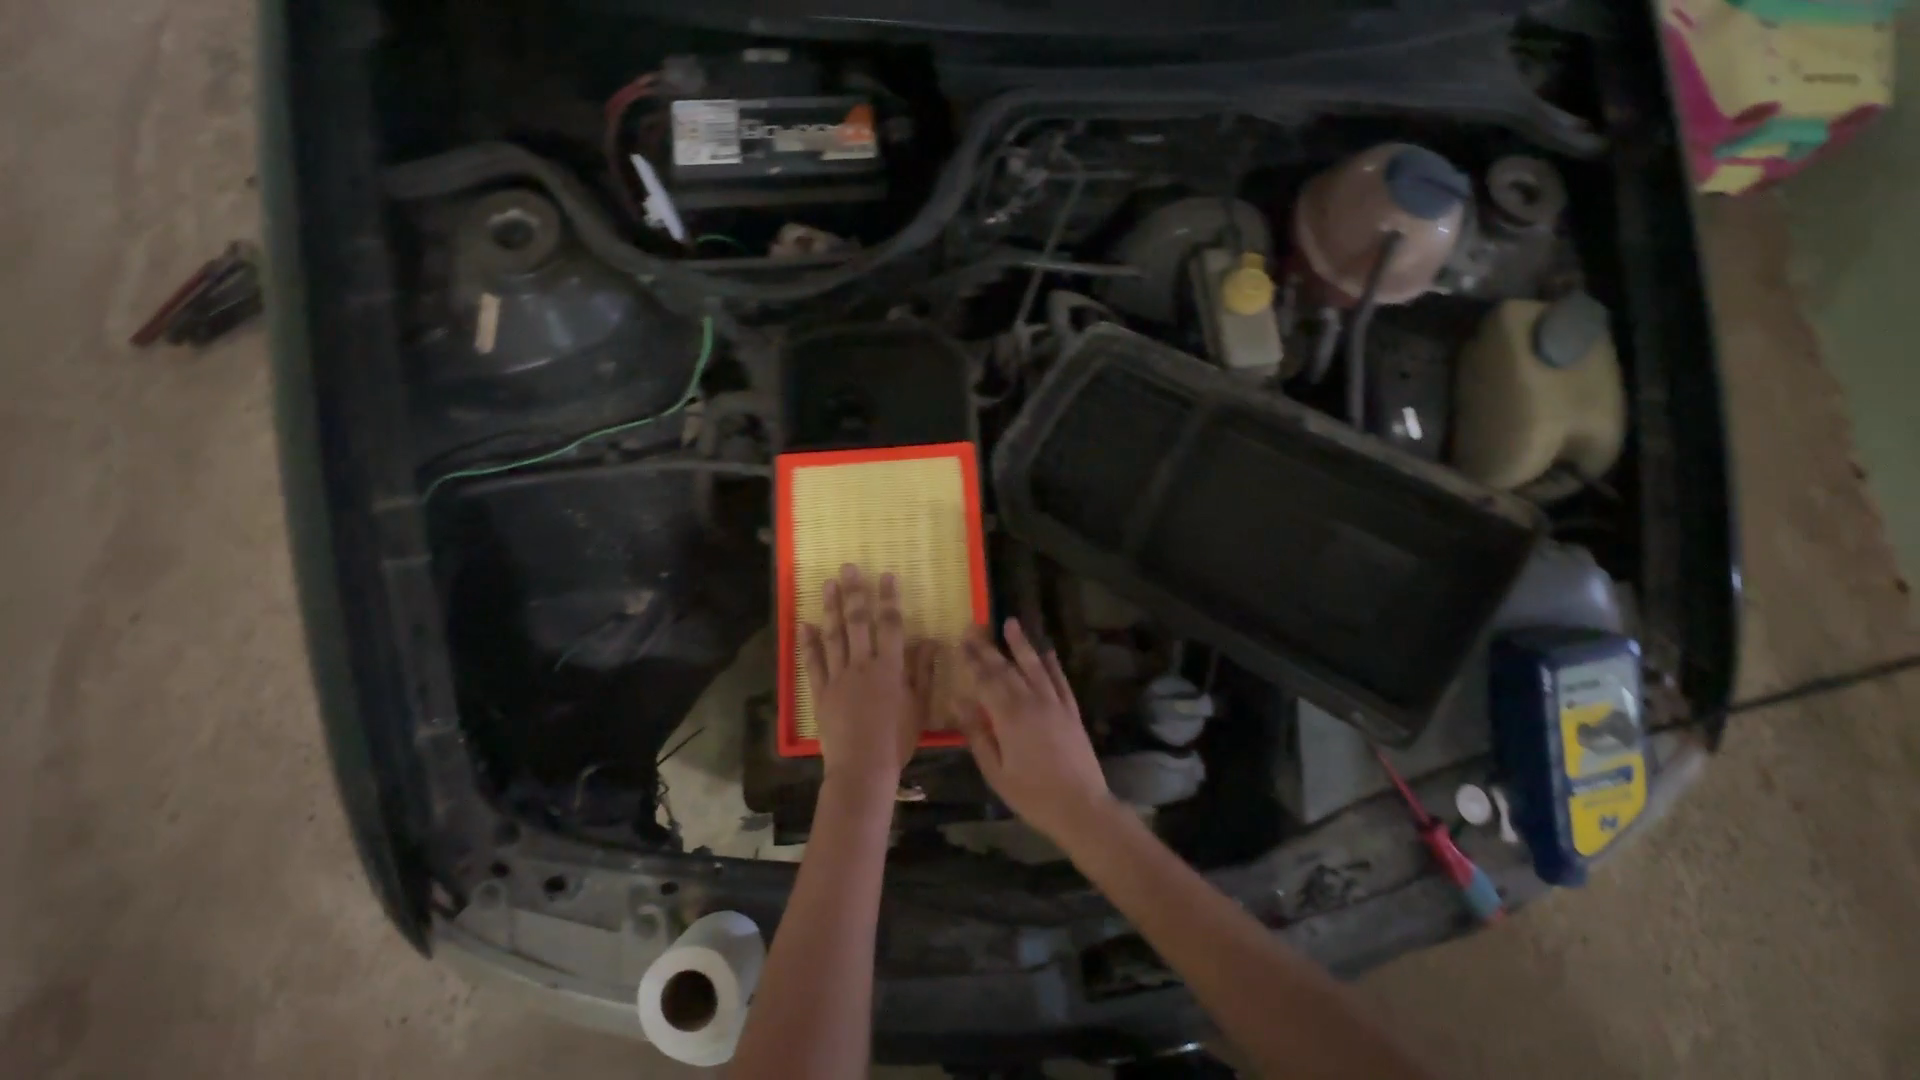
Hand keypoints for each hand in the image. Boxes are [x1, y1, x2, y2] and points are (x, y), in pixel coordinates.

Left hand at [801, 565, 935, 790]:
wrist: (862, 768)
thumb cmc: (897, 740)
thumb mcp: (920, 706)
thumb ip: (923, 672)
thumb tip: (930, 640)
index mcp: (890, 667)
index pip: (891, 625)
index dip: (889, 599)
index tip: (886, 575)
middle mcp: (862, 665)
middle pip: (858, 623)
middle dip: (854, 593)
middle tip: (848, 568)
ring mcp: (837, 678)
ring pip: (833, 636)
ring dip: (830, 609)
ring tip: (827, 585)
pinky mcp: (820, 693)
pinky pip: (812, 664)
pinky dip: (808, 643)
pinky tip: (804, 625)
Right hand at [954, 619, 1115, 844]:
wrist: (1081, 807)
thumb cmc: (1032, 795)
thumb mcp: (995, 771)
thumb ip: (977, 734)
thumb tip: (958, 701)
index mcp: (1009, 716)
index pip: (986, 680)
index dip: (972, 661)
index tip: (960, 641)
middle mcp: (1032, 702)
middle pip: (1006, 669)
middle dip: (988, 648)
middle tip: (974, 628)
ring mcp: (1055, 704)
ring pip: (1035, 667)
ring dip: (1022, 644)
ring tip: (1011, 623)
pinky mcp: (1072, 712)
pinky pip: (1060, 681)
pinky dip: (1053, 665)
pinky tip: (1047, 652)